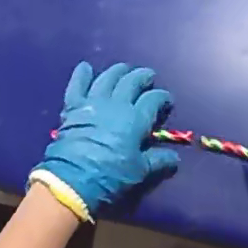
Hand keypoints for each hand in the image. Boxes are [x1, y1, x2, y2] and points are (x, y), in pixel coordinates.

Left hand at [30, 62, 178, 220]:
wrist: (73, 180)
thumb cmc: (111, 177)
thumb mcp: (140, 172)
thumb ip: (158, 161)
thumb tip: (174, 157)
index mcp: (136, 119)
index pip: (153, 100)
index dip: (162, 98)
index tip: (166, 101)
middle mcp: (116, 105)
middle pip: (131, 82)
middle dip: (142, 77)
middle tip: (148, 76)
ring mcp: (93, 104)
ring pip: (107, 78)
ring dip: (117, 72)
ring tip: (123, 69)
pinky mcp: (73, 108)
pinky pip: (77, 85)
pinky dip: (82, 75)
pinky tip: (85, 67)